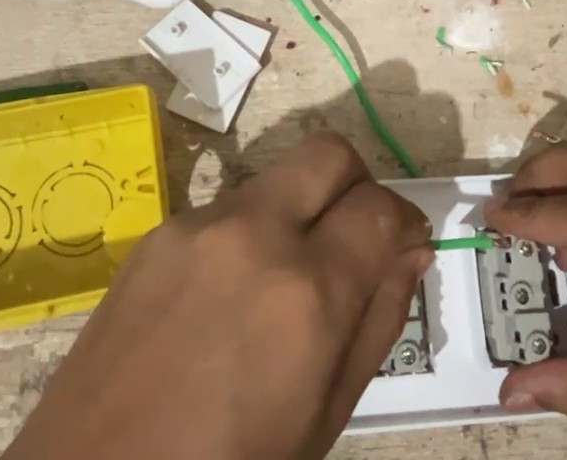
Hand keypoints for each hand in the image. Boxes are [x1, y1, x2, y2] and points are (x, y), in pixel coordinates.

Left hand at [0, 132, 431, 459]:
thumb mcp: (326, 414)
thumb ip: (378, 320)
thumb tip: (408, 251)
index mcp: (306, 292)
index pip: (380, 207)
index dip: (405, 222)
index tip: (403, 247)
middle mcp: (253, 235)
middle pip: (329, 152)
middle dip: (358, 183)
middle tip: (356, 236)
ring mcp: (197, 225)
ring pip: (276, 178)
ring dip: (300, 210)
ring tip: (286, 278)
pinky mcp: (158, 230)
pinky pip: (227, 208)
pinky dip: (251, 232)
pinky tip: (230, 293)